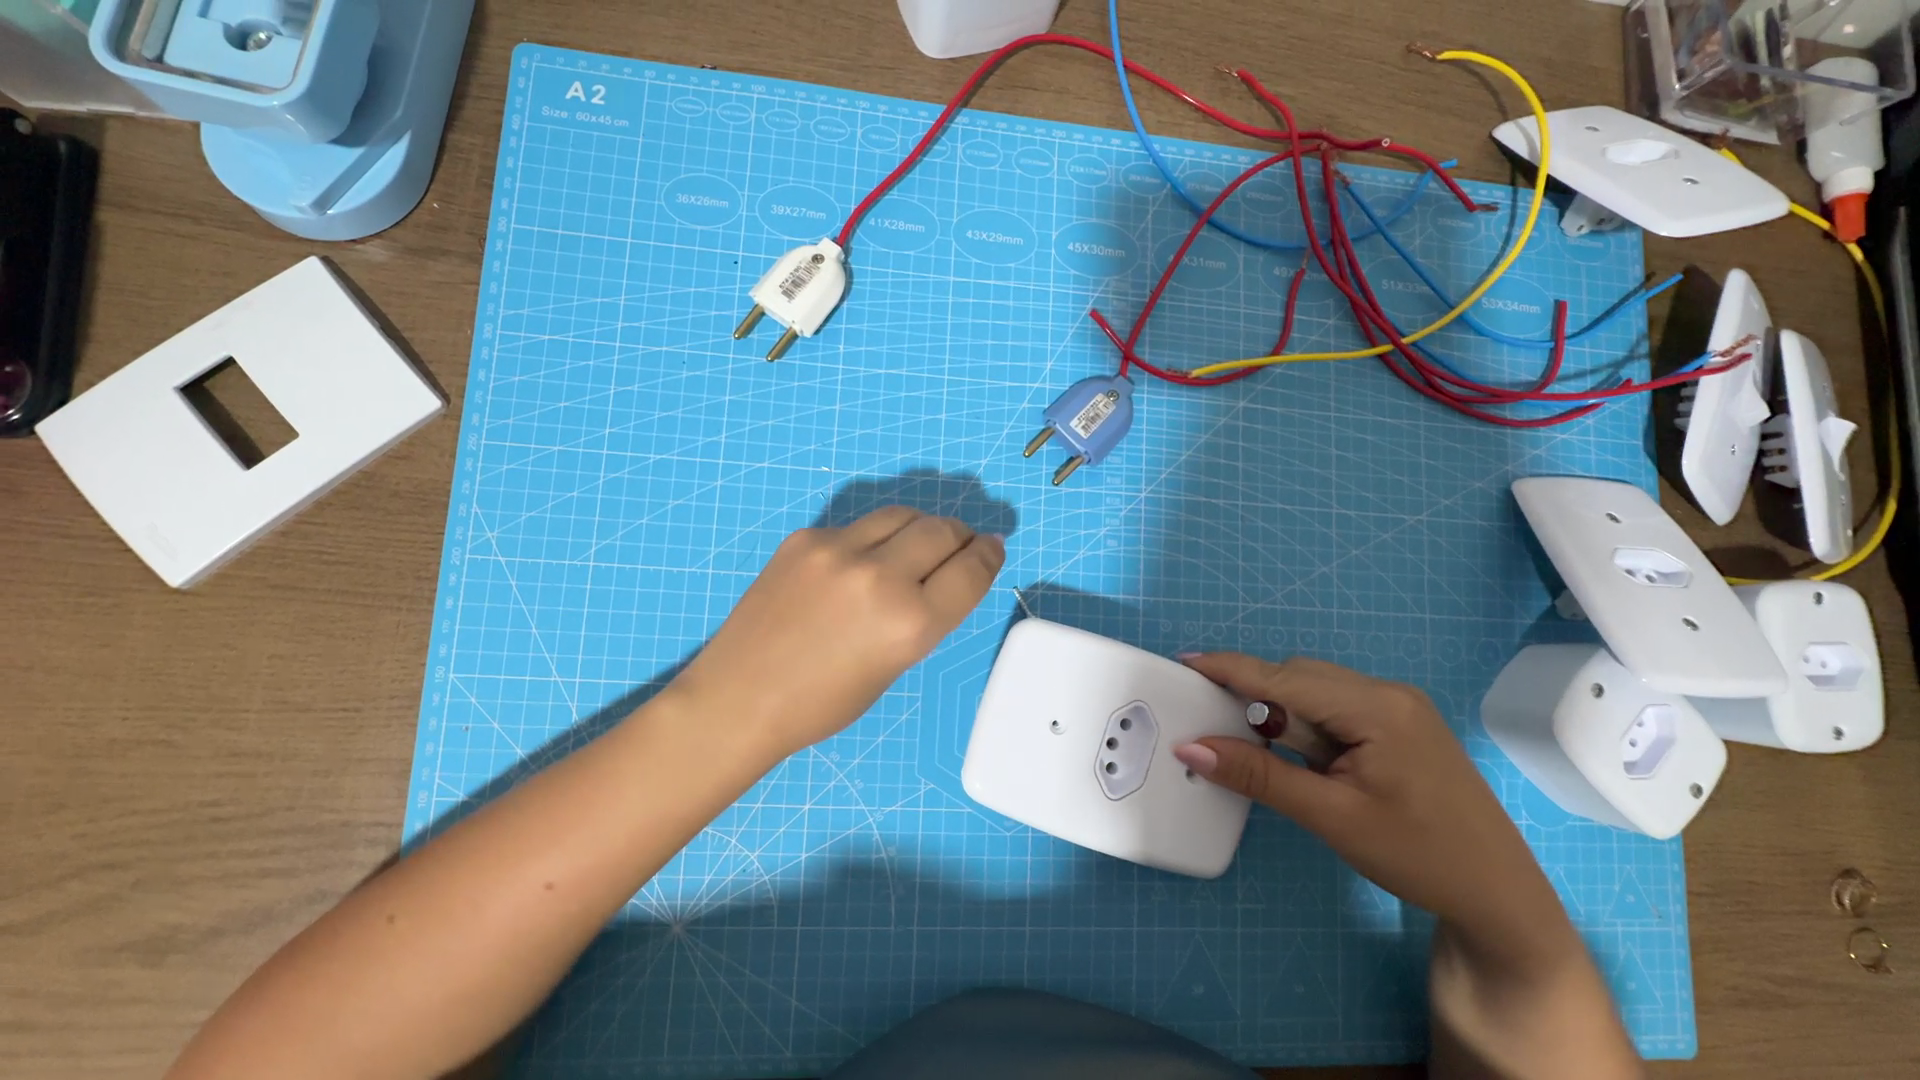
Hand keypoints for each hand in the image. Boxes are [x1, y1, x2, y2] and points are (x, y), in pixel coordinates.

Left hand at [672, 507, 1005, 760]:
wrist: (740, 696)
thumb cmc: (821, 703)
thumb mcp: (893, 667)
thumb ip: (925, 617)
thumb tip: (949, 575)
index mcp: (910, 623)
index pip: (970, 571)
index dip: (989, 556)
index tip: (993, 547)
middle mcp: (880, 576)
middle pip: (942, 531)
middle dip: (962, 536)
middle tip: (963, 544)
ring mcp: (838, 550)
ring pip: (903, 515)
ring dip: (923, 526)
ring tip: (921, 542)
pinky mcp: (805, 537)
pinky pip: (858, 526)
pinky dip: (874, 538)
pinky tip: (864, 560)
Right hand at [1172, 654, 1568, 951]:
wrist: (1499, 897)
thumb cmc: (1418, 856)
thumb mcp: (1330, 816)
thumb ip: (1258, 776)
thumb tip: (1193, 748)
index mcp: (1377, 708)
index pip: (1285, 678)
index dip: (1230, 669)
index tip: (1184, 663)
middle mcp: (1388, 695)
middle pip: (1299, 679)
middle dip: (1253, 697)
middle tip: (1210, 723)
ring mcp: (1398, 711)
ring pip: (1316, 695)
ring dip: (1279, 715)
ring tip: (1248, 747)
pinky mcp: (1399, 730)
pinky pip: (1335, 713)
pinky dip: (1304, 728)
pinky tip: (1293, 756)